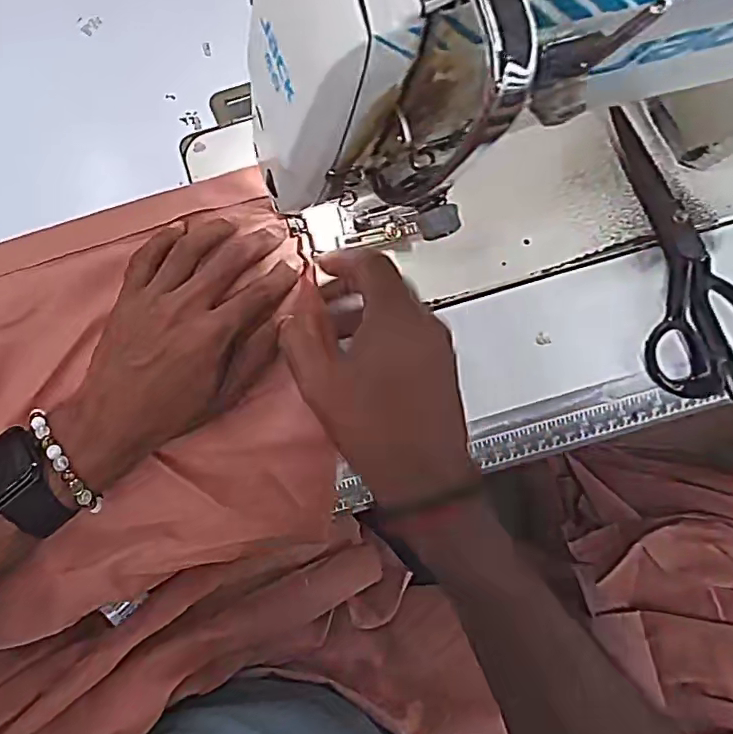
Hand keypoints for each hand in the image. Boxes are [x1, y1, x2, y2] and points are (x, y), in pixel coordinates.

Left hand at [54, 218, 298, 491]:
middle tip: (272, 234)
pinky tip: (179, 230)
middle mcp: (184, 308)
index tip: (292, 265)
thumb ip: (254, 357)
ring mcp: (153, 298)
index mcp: (211, 334)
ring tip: (231, 224)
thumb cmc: (167, 411)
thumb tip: (281, 326)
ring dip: (214, 231)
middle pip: (227, 261)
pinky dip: (163, 239)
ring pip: (188, 249)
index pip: (256, 294)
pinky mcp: (129, 296)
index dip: (279, 277)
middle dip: (256, 243)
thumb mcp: (222, 395)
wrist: (114, 415)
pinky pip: (146, 257)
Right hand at [279, 249, 474, 504]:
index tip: (322, 264)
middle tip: (320, 301)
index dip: (341, 258)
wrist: (423, 474)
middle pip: (386, 284)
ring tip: (331, 331)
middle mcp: (423, 323)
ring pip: (396, 309)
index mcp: (395, 317)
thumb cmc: (376, 430)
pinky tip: (355, 355)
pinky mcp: (440, 364)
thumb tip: (292, 319)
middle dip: (348, 286)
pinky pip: (407, 330)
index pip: (372, 264)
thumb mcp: (319, 382)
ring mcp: (436, 344)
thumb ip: (298, 340)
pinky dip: (379, 328)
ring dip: (362, 310)